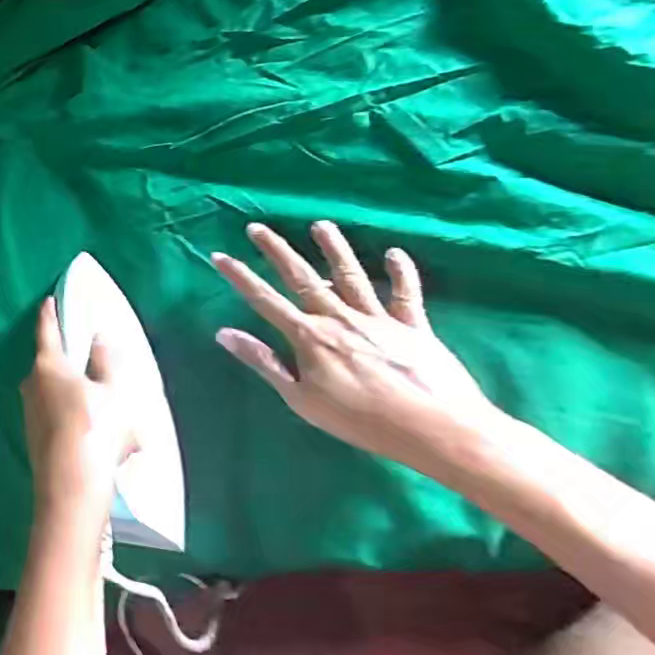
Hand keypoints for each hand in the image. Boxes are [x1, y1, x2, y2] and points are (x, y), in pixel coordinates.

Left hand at [21, 297, 136, 526]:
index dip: (49, 312)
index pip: (46, 329)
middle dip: (72, 363)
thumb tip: (98, 339)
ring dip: (79, 396)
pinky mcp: (35, 437)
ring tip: (108, 408)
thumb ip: (105, 362)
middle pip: (52, 364)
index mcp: (48, 365)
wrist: (71, 490)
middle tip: (95, 363)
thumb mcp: (112, 391)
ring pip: (57, 394)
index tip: (48, 299)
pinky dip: (78, 418)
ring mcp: (30, 413)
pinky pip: (59, 417)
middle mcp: (31, 384)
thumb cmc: (94, 430)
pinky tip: (102, 437)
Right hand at [211, 221, 512, 471]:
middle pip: (302, 277)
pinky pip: (406, 294)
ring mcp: (377, 318)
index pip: (265, 299)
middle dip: (276, 250)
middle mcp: (339, 317)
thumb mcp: (301, 399)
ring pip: (350, 275)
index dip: (240, 277)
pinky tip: (395, 253)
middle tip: (257, 227)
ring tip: (321, 225)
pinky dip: (401, 273)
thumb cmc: (361, 421)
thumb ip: (264, 363)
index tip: (219, 255)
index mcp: (310, 336)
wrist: (435, 429)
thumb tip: (224, 334)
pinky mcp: (412, 326)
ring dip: (334, 248)